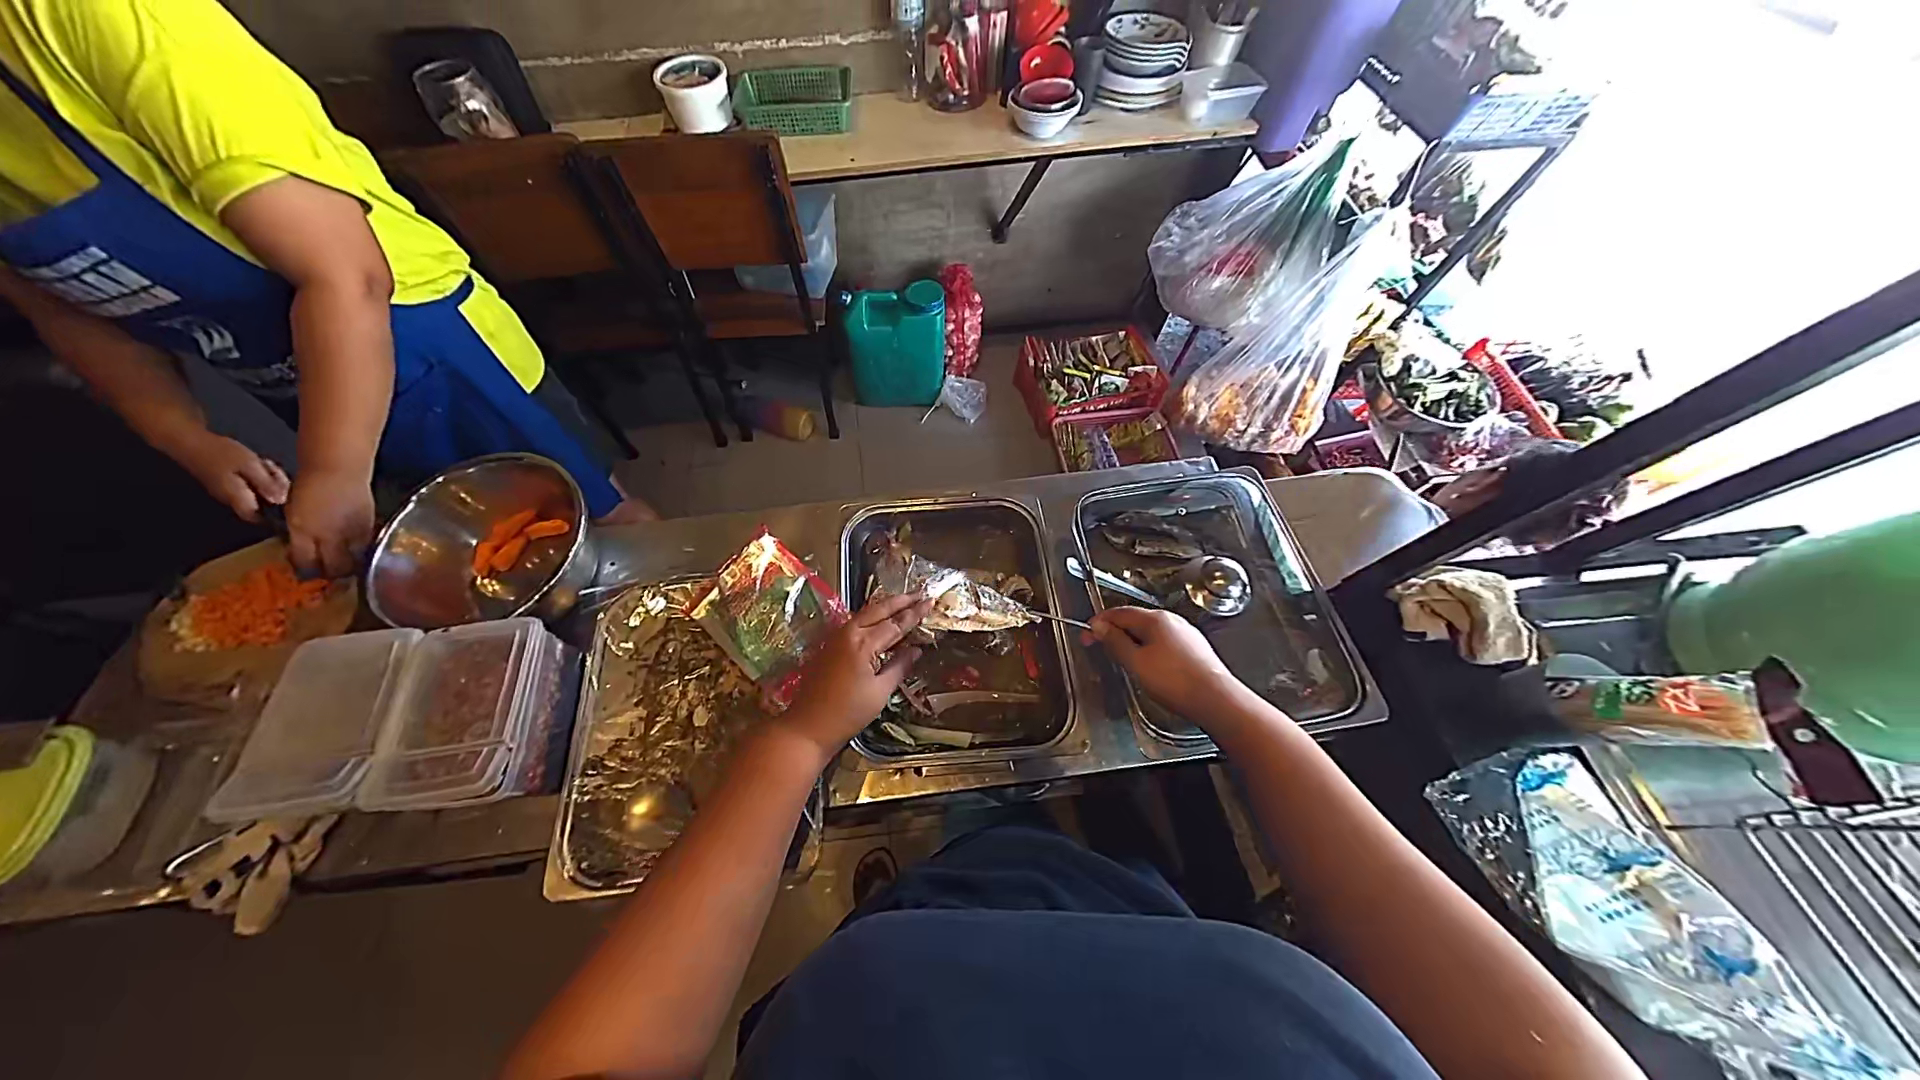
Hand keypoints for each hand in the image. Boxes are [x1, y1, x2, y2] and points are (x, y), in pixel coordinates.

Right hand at [175, 433, 289, 523]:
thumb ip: (266, 484)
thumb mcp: (250, 465)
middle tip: (274, 471)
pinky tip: (261, 463)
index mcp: (236, 497)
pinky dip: (260, 475)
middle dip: (276, 490)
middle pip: (262, 504)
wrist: (189, 440)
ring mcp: (228, 490)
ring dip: (269, 480)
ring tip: (266, 464)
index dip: (276, 512)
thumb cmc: (221, 452)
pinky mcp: (228, 482)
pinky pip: (250, 484)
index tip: (287, 496)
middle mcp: (231, 498)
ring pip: (258, 492)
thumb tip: (281, 501)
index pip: (258, 517)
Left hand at [285, 465, 376, 578]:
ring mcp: (353, 531)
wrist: (339, 469)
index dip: (306, 570)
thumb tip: (304, 552)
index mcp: (303, 529)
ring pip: (354, 560)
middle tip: (329, 575)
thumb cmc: (311, 486)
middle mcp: (329, 535)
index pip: (306, 561)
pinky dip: (361, 553)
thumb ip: (300, 534)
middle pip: (335, 567)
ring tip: (346, 566)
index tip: (306, 572)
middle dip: (332, 574)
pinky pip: (365, 548)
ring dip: (349, 566)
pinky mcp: (370, 527)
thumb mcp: (296, 513)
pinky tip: (358, 551)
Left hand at [781, 593, 932, 761]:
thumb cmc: (847, 713)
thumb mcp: (880, 692)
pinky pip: (856, 622)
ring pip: (866, 613)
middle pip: (879, 609)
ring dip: (887, 606)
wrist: (808, 725)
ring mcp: (837, 636)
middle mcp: (849, 633)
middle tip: (921, 593)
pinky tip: (882, 619)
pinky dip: (872, 616)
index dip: (915, 612)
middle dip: (902, 600)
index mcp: (863, 644)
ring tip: (906, 601)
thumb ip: (899, 666)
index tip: (931, 601)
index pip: (896, 623)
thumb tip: (916, 650)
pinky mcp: (830, 644)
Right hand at [1084, 606, 1248, 727]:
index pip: (1118, 613)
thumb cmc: (1176, 682)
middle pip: (1135, 620)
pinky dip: (1150, 650)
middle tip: (1101, 647)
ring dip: (1133, 642)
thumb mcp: (1135, 663)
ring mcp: (1186, 634)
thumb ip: (1115, 642)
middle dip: (1115, 632)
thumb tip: (1100, 627)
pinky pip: (1164, 643)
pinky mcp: (1194, 649)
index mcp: (1155, 620)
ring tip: (1123, 660)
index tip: (1087, 634)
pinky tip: (1149, 668)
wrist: (1216, 700)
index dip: (1099, 623)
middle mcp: (1172, 621)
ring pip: (1151, 632)